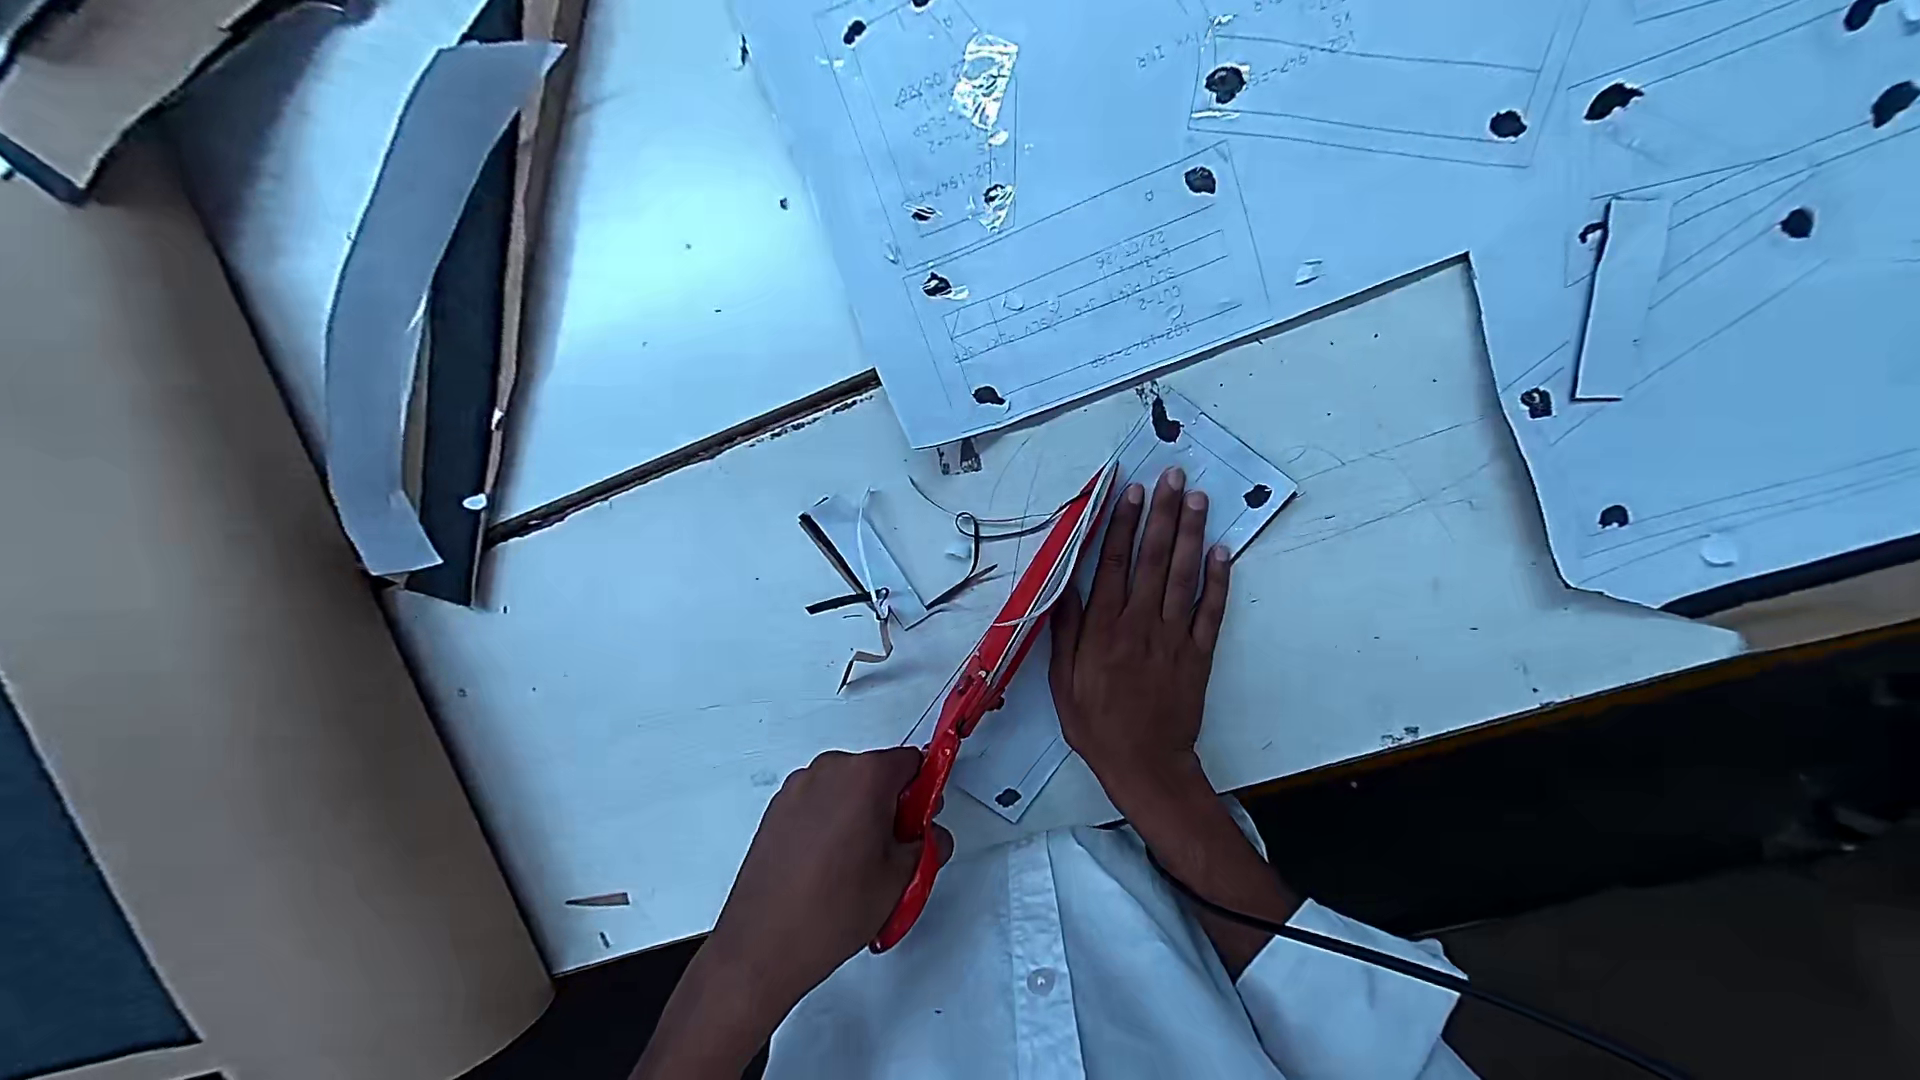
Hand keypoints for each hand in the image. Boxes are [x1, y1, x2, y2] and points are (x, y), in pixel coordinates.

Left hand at [635, 748, 952, 1078]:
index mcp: (865, 776)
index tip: (923, 815)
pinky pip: (818, 802)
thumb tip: (930, 835)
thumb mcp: (902, 879)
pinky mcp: (778, 807)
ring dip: (860, 814)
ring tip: (859, 866)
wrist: (763, 947)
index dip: (924, 790)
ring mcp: (799, 787)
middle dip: (892, 805)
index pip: (912, 762)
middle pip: (878, 773)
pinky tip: (830, 867)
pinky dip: (830, 822)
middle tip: (895, 848)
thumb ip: (928, 843)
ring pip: (847, 788)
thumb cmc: (824, 914)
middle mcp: (829, 770)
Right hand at [1049, 465, 1230, 810]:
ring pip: (1184, 576)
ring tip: (1198, 499)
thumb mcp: (1063, 680)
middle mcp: (1140, 623)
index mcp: (1104, 629)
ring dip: (1190, 535)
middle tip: (1173, 478)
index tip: (1132, 492)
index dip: (1123, 525)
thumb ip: (1066, 631)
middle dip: (1162, 514)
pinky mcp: (1199, 653)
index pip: (1114, 564)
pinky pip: (1211, 611)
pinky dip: (1218, 580)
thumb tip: (1066, 587)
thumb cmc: (1096, 723)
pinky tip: (1222, 551)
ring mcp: (1174, 637)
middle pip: (1153, 559)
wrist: (1144, 764)